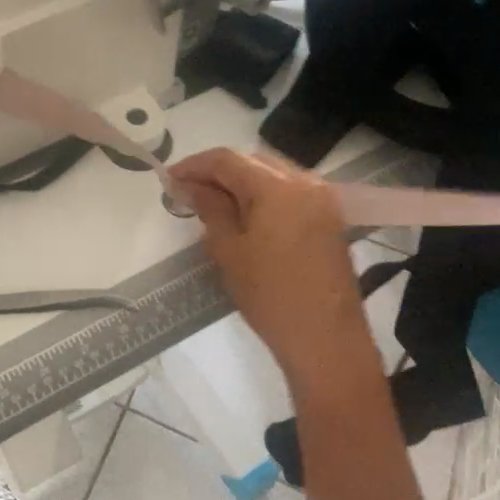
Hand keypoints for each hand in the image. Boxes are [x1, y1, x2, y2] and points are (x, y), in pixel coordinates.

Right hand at [169, 150, 371, 386]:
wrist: (325, 340)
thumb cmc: (270, 296)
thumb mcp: (229, 250)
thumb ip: (209, 208)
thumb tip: (190, 186)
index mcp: (278, 187)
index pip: (228, 159)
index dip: (194, 165)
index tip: (169, 179)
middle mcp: (306, 182)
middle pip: (253, 161)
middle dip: (218, 172)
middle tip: (188, 192)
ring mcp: (323, 200)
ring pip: (274, 174)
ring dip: (242, 182)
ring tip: (212, 203)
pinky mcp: (330, 219)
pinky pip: (290, 192)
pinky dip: (264, 196)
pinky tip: (244, 215)